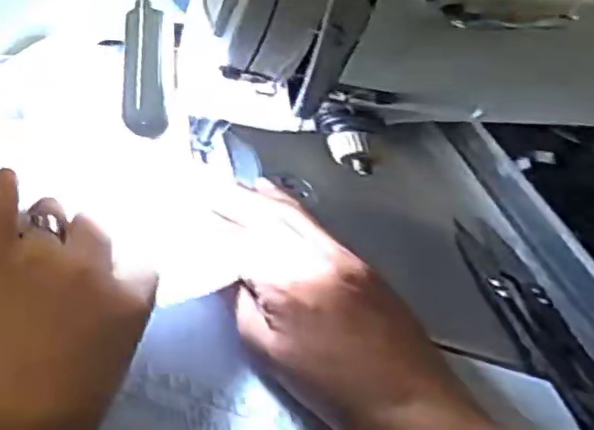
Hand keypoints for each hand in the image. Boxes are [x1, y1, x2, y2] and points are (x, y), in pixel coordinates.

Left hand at [0, 169, 156, 429]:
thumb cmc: (62, 402)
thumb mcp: (112, 363)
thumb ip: (118, 314)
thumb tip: (112, 287)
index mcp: (124, 300)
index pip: (139, 263)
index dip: (122, 271)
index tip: (110, 279)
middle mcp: (87, 264)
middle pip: (93, 226)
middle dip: (83, 242)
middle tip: (66, 265)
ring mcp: (40, 248)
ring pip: (50, 207)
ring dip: (46, 222)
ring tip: (33, 240)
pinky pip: (3, 200)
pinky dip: (4, 186)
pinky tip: (7, 177)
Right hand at [220, 181, 494, 429]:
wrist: (412, 407)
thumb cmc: (333, 388)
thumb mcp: (266, 351)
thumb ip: (236, 302)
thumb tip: (221, 268)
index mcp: (282, 278)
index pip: (229, 236)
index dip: (202, 224)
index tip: (181, 214)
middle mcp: (308, 253)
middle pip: (254, 209)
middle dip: (221, 198)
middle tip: (193, 189)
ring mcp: (335, 249)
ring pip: (282, 205)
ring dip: (248, 194)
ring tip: (222, 186)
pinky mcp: (354, 255)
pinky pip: (307, 216)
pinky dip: (280, 202)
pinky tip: (265, 194)